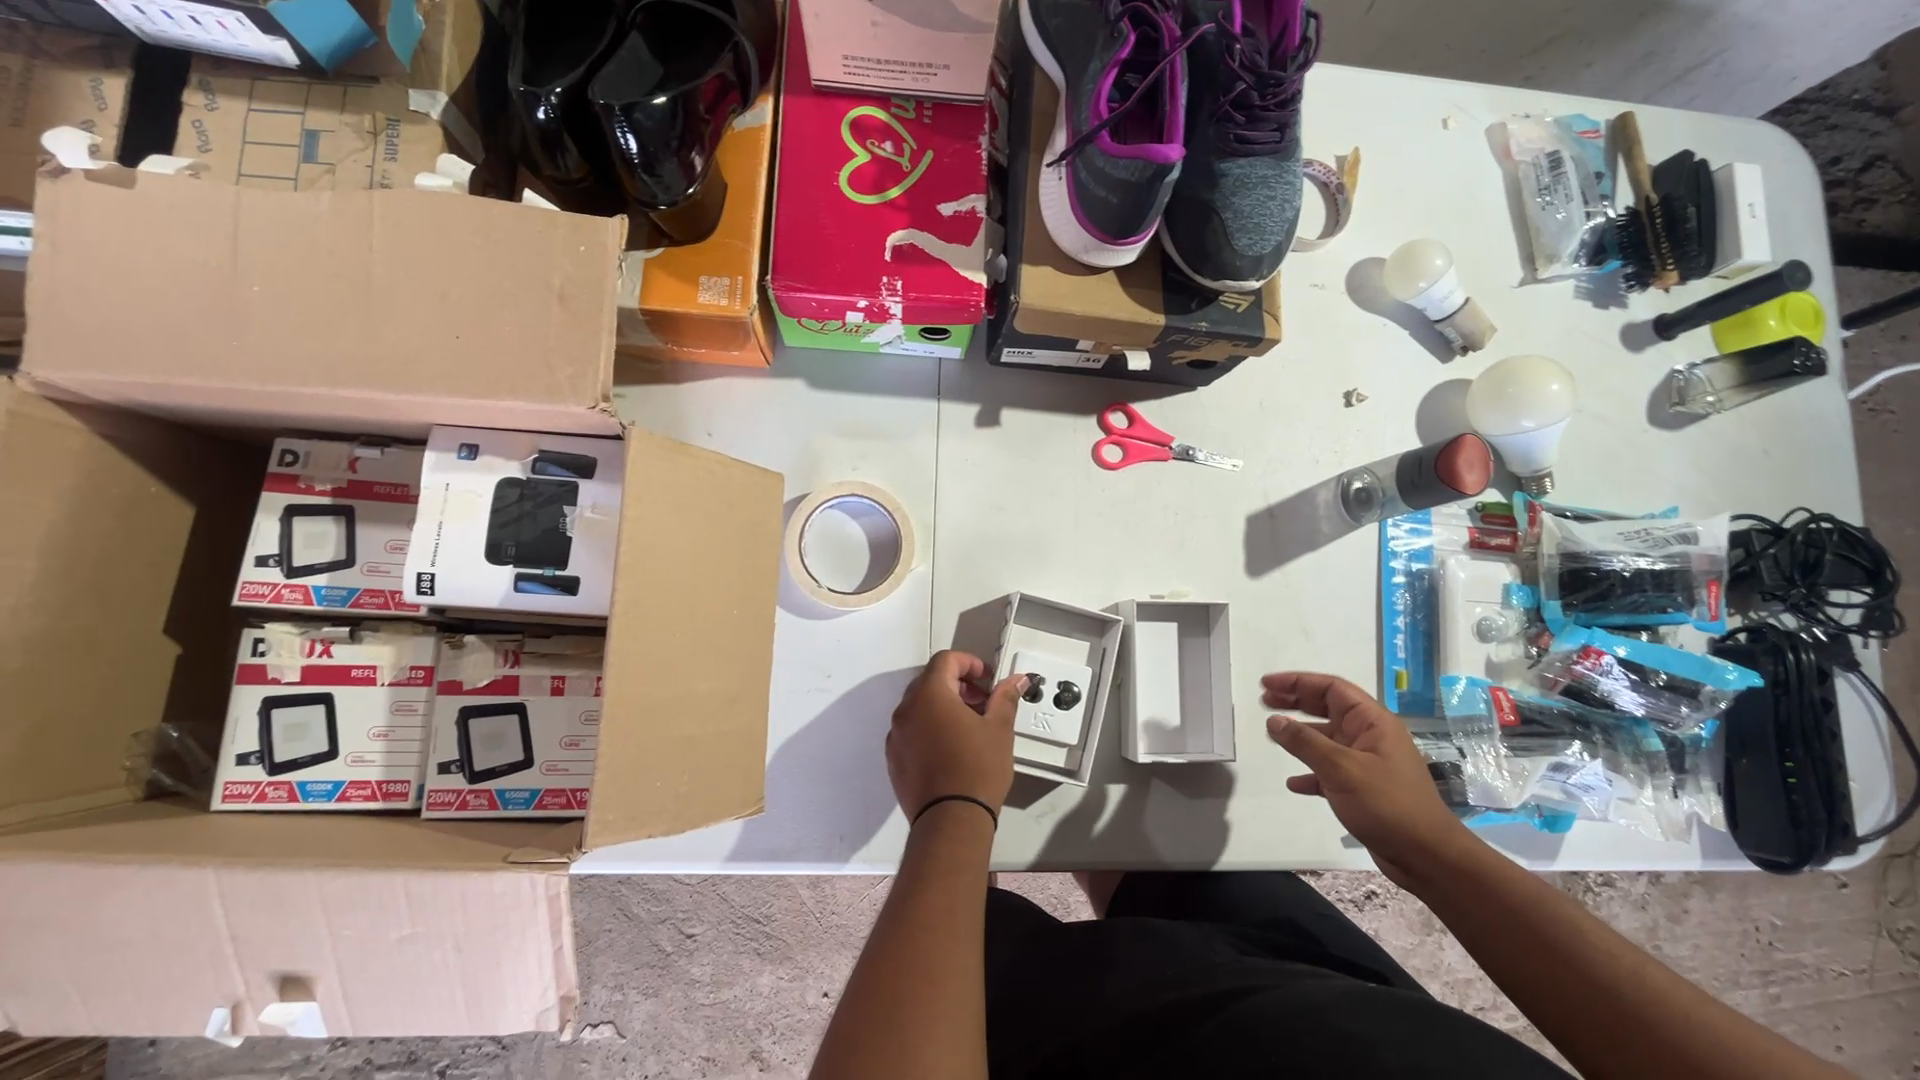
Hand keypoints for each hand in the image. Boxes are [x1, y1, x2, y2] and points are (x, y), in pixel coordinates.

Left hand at [887, 651, 1028, 821]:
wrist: (950, 821)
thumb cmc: (977, 770)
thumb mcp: (999, 730)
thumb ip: (1005, 698)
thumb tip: (1017, 680)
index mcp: (930, 695)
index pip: (945, 660)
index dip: (970, 663)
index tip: (988, 680)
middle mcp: (906, 710)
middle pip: (929, 681)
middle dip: (957, 685)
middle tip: (982, 702)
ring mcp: (896, 735)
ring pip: (918, 707)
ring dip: (943, 707)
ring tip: (969, 727)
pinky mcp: (893, 758)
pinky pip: (911, 731)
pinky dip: (929, 728)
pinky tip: (951, 749)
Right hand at [1263, 672, 1474, 884]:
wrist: (1426, 855)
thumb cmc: (1387, 805)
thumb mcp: (1341, 769)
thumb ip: (1305, 742)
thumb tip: (1274, 721)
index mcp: (1373, 723)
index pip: (1332, 688)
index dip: (1298, 682)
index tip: (1266, 684)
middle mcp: (1371, 737)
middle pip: (1328, 708)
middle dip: (1296, 702)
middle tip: (1264, 701)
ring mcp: (1368, 763)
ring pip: (1328, 739)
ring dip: (1300, 734)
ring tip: (1272, 733)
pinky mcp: (1363, 788)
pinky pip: (1330, 770)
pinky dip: (1310, 772)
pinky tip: (1294, 783)